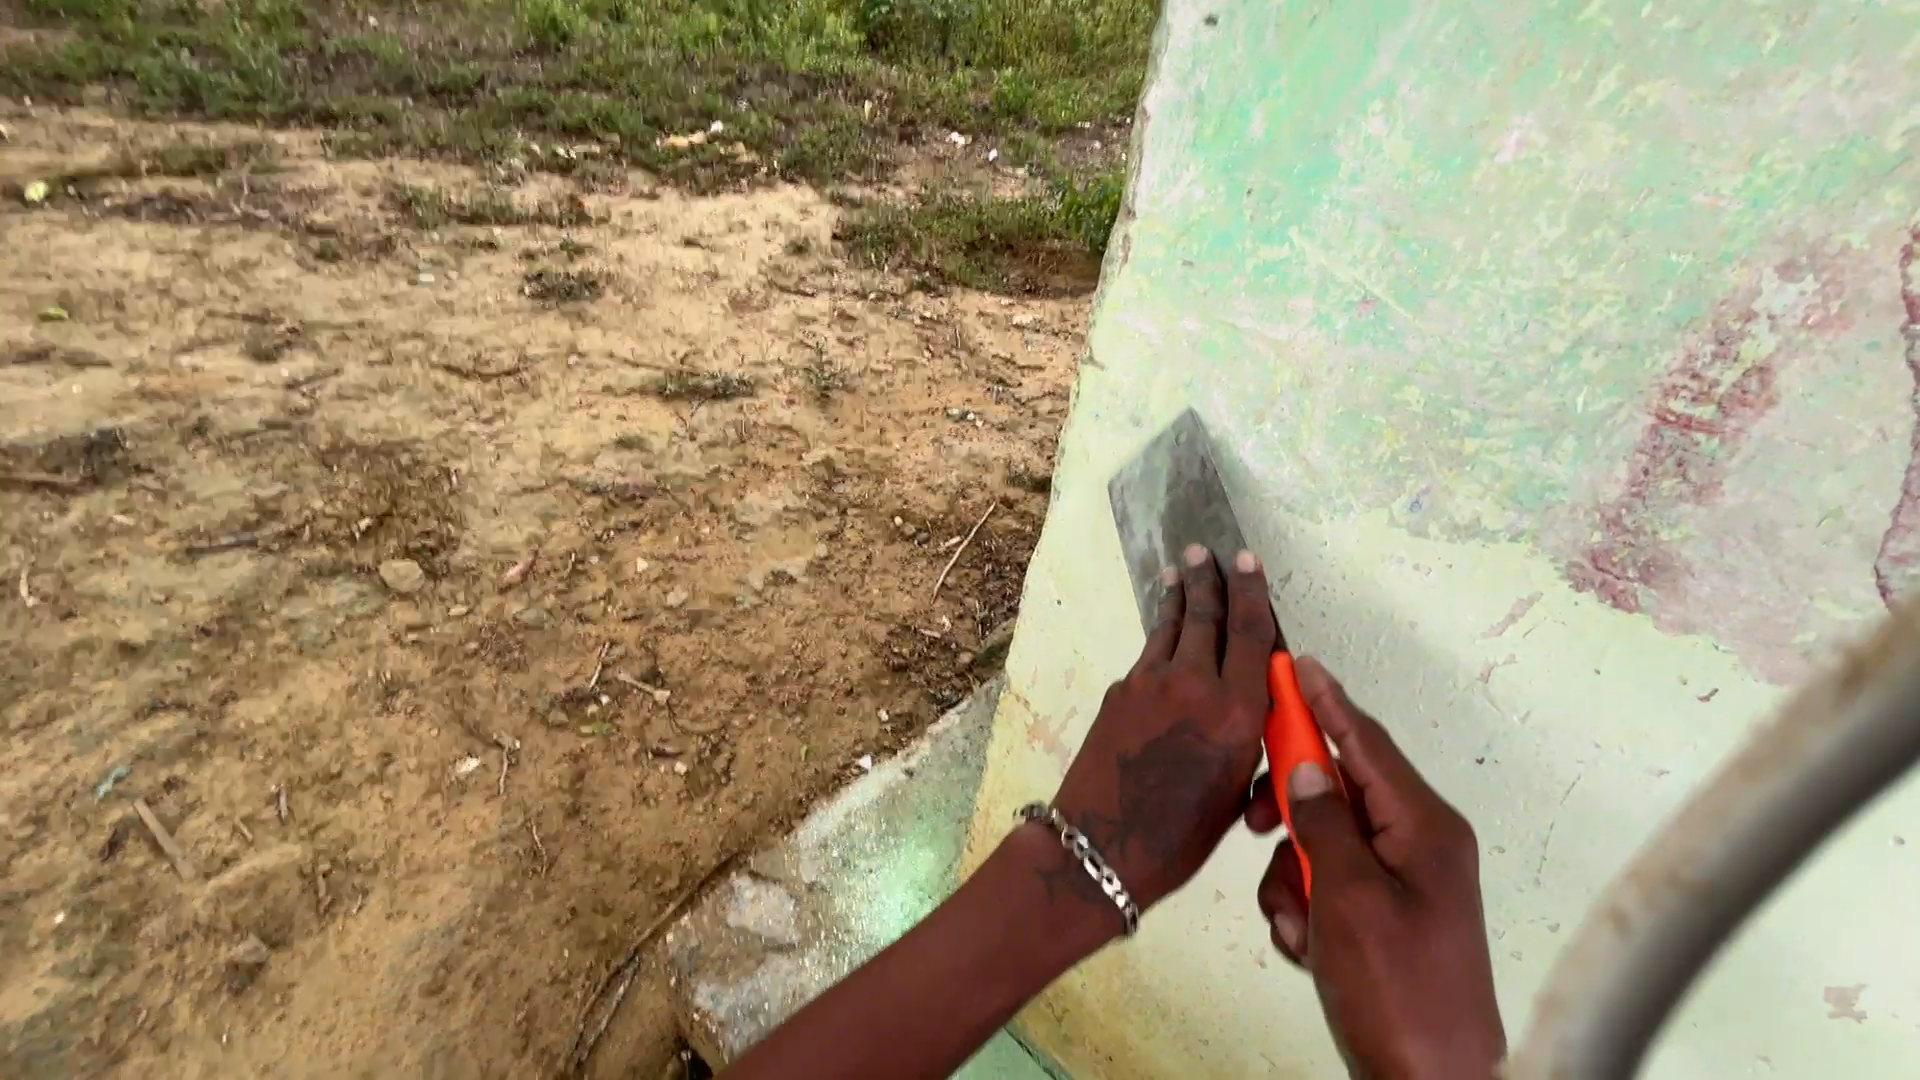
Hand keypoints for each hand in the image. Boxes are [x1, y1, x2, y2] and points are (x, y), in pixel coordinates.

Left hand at [1051, 544, 1275, 912]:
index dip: (1252, 593)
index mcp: (1238, 712)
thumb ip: (1246, 741)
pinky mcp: (1120, 689)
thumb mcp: (1235, 794)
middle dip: (1209, 579)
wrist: (1100, 844)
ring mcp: (1150, 682)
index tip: (1247, 560)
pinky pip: (1149, 652)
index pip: (1252, 636)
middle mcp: (1196, 684)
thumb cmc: (1181, 836)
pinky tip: (1161, 628)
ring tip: (1179, 567)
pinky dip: (1159, 631)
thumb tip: (1246, 709)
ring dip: (1177, 595)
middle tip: (1205, 548)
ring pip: (1171, 626)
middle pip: (1206, 617)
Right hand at [1246, 658, 1504, 1077]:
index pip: (1364, 742)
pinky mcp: (1376, 909)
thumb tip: (1303, 767)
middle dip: (1288, 810)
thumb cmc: (1396, 986)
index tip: (1294, 663)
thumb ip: (1322, 821)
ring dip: (1291, 874)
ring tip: (1295, 922)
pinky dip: (1302, 905)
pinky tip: (1306, 943)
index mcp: (1422, 826)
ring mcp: (1395, 877)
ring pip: (1317, 838)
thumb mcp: (1349, 897)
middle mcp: (1412, 841)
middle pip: (1332, 789)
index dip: (1325, 700)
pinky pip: (1321, 878)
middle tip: (1255, 826)